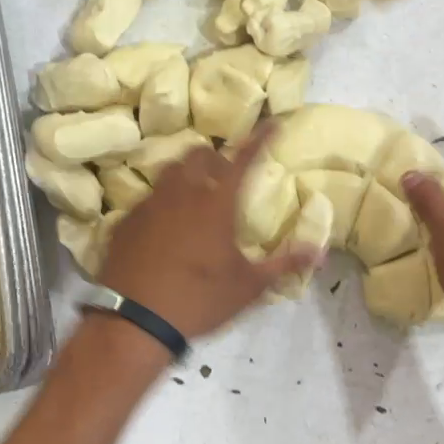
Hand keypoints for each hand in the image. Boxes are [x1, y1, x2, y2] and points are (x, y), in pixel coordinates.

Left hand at [99, 121, 317, 338]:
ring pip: (168, 172)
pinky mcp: (124, 222)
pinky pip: (146, 201)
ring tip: (194, 195)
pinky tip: (164, 227)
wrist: (134, 321)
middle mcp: (180, 193)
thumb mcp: (247, 286)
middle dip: (214, 157)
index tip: (272, 122)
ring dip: (185, 175)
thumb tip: (319, 251)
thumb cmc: (198, 300)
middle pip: (198, 155)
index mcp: (216, 203)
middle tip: (224, 174)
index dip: (260, 138)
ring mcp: (148, 205)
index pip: (244, 158)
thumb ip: (283, 264)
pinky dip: (161, 204)